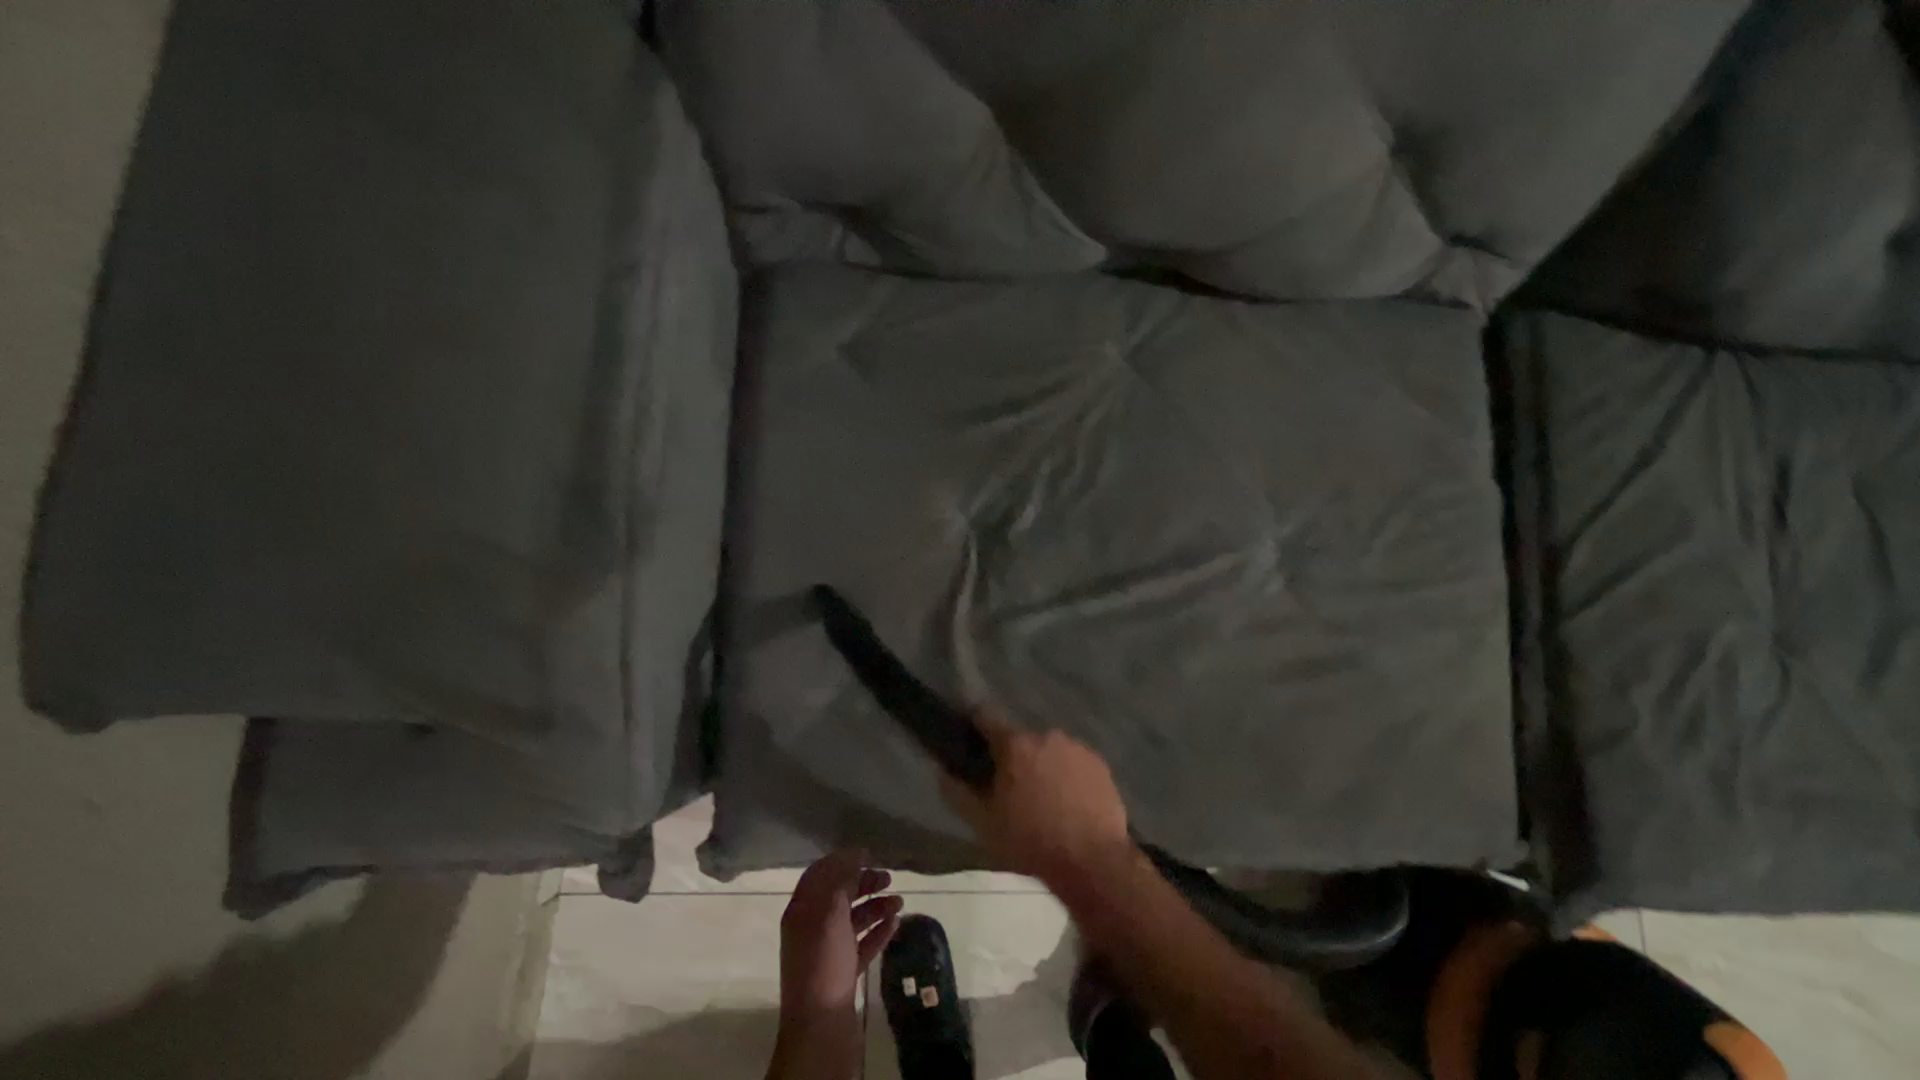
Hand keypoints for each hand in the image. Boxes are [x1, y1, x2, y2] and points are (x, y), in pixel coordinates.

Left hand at [767, 851, 902, 1079]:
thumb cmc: (823, 963)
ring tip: (899, 901)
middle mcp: (811, 927)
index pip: (819, 874)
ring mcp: (828, 951)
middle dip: (863, 882)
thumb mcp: (829, 913)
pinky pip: (862, 944)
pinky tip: (895, 924)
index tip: (869, 852)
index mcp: (801, 910)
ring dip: (875, 906)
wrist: (820, 1025)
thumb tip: (855, 853)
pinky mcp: (843, 971)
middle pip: (838, 895)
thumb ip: (841, 881)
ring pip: (853, 920)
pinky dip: (878, 931)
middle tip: (889, 877)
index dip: (842, 860)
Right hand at [941, 711, 1132, 886]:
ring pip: (1050, 751)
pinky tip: (1069, 804)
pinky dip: (1067, 776)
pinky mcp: (1101, 765)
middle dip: (1013, 757)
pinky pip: (1074, 763)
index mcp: (1015, 744)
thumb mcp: (984, 823)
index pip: (985, 716)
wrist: (1092, 861)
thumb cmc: (1031, 841)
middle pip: (1021, 739)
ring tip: (1044, 801)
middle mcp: (1047, 736)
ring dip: (1042, 766)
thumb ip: (958, 793)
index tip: (968, 739)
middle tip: (1010, 789)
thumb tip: (944, 772)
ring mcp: (1078, 748)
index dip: (973, 725)